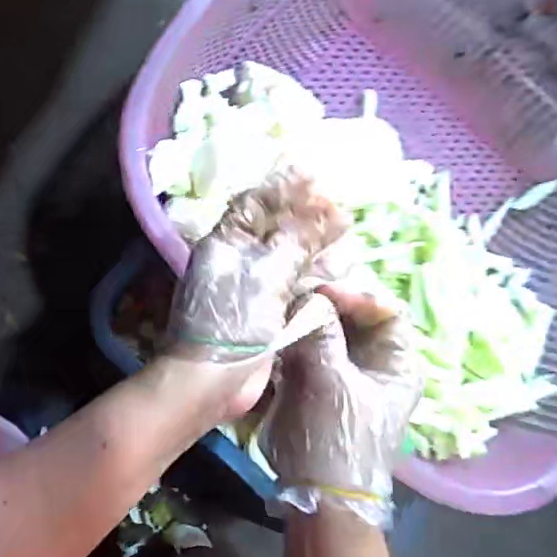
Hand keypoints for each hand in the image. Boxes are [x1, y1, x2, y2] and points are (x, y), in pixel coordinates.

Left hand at [164, 172, 347, 418]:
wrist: (212, 380)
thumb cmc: (231, 322)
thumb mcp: (265, 275)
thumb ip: (295, 241)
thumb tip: (326, 208)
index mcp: (223, 244)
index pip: (253, 205)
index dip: (283, 190)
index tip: (314, 176)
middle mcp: (234, 261)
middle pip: (273, 229)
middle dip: (304, 215)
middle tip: (338, 204)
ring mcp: (249, 287)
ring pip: (285, 256)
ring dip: (313, 243)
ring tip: (344, 227)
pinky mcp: (264, 312)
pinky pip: (291, 285)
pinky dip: (313, 274)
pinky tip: (338, 266)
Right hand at [262, 285, 420, 525]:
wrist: (315, 492)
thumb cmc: (336, 438)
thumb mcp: (330, 383)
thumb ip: (320, 334)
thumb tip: (309, 296)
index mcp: (396, 363)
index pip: (385, 310)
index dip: (356, 295)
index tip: (321, 292)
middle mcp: (373, 363)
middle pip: (353, 317)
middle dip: (324, 304)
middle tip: (294, 296)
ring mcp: (342, 373)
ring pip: (326, 331)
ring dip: (304, 320)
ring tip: (280, 312)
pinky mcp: (314, 383)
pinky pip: (305, 349)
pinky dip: (290, 339)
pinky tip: (274, 334)